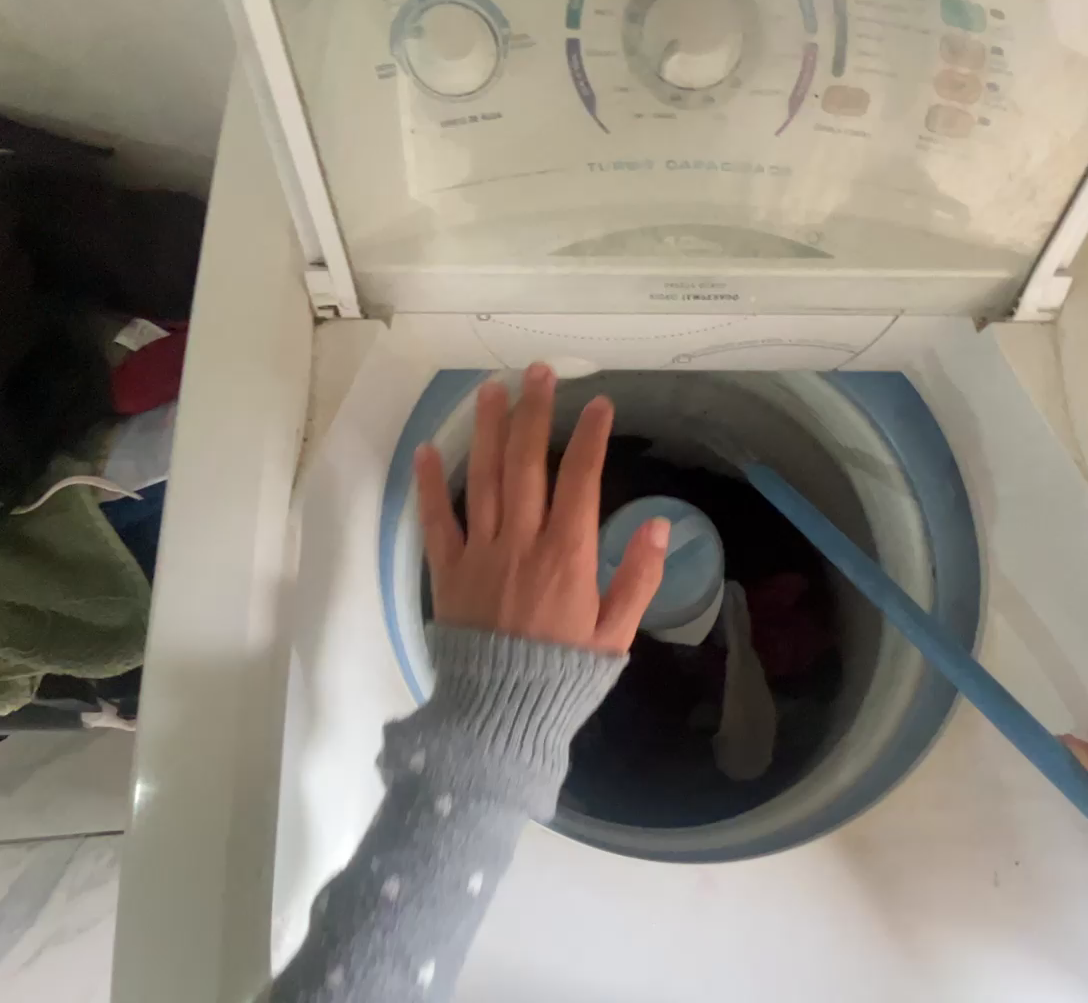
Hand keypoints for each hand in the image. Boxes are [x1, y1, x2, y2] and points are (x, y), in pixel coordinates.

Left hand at [413, 363, 668, 655]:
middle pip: (528, 463)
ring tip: (493, 389)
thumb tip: (659, 524)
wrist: (500, 716)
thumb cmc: (564, 676)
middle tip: (539, 372)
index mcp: (568, 555)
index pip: (581, 479)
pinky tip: (428, 448)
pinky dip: (429, 484)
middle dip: (536, 413)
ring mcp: (480, 552)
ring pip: (484, 478)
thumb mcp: (616, 634)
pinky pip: (436, 520)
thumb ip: (639, 577)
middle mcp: (522, 541)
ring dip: (490, 430)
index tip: (599, 404)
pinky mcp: (448, 570)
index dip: (592, 436)